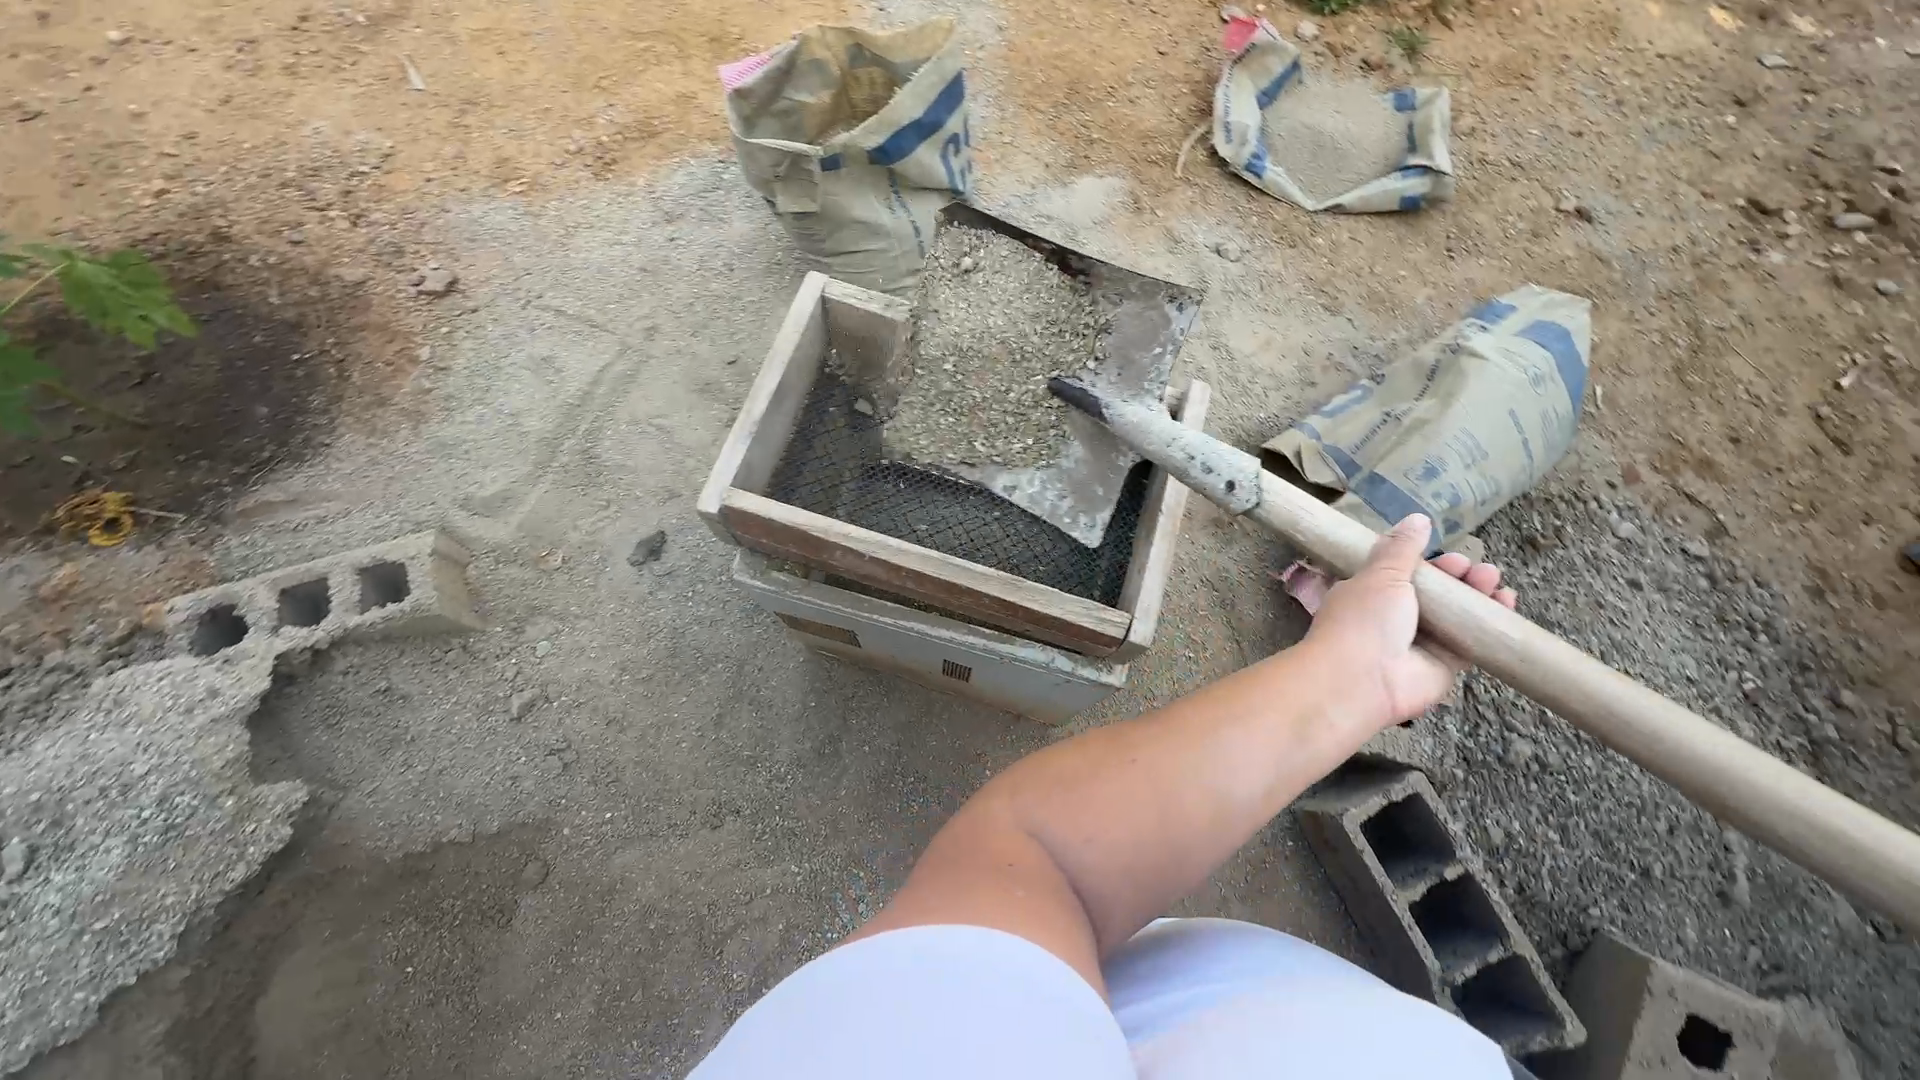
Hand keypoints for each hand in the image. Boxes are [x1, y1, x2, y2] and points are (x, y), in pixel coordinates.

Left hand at [1300, 514, 1516, 732]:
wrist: (1361, 680)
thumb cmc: (1364, 620)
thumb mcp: (1380, 575)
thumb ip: (1401, 549)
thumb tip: (1416, 518)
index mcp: (1368, 593)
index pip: (1403, 572)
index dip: (1429, 563)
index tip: (1450, 556)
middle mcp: (1391, 617)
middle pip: (1434, 593)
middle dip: (1458, 577)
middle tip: (1478, 569)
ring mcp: (1417, 642)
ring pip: (1455, 614)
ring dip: (1477, 596)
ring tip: (1494, 581)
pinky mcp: (1442, 665)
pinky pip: (1470, 640)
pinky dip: (1489, 622)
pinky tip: (1506, 604)